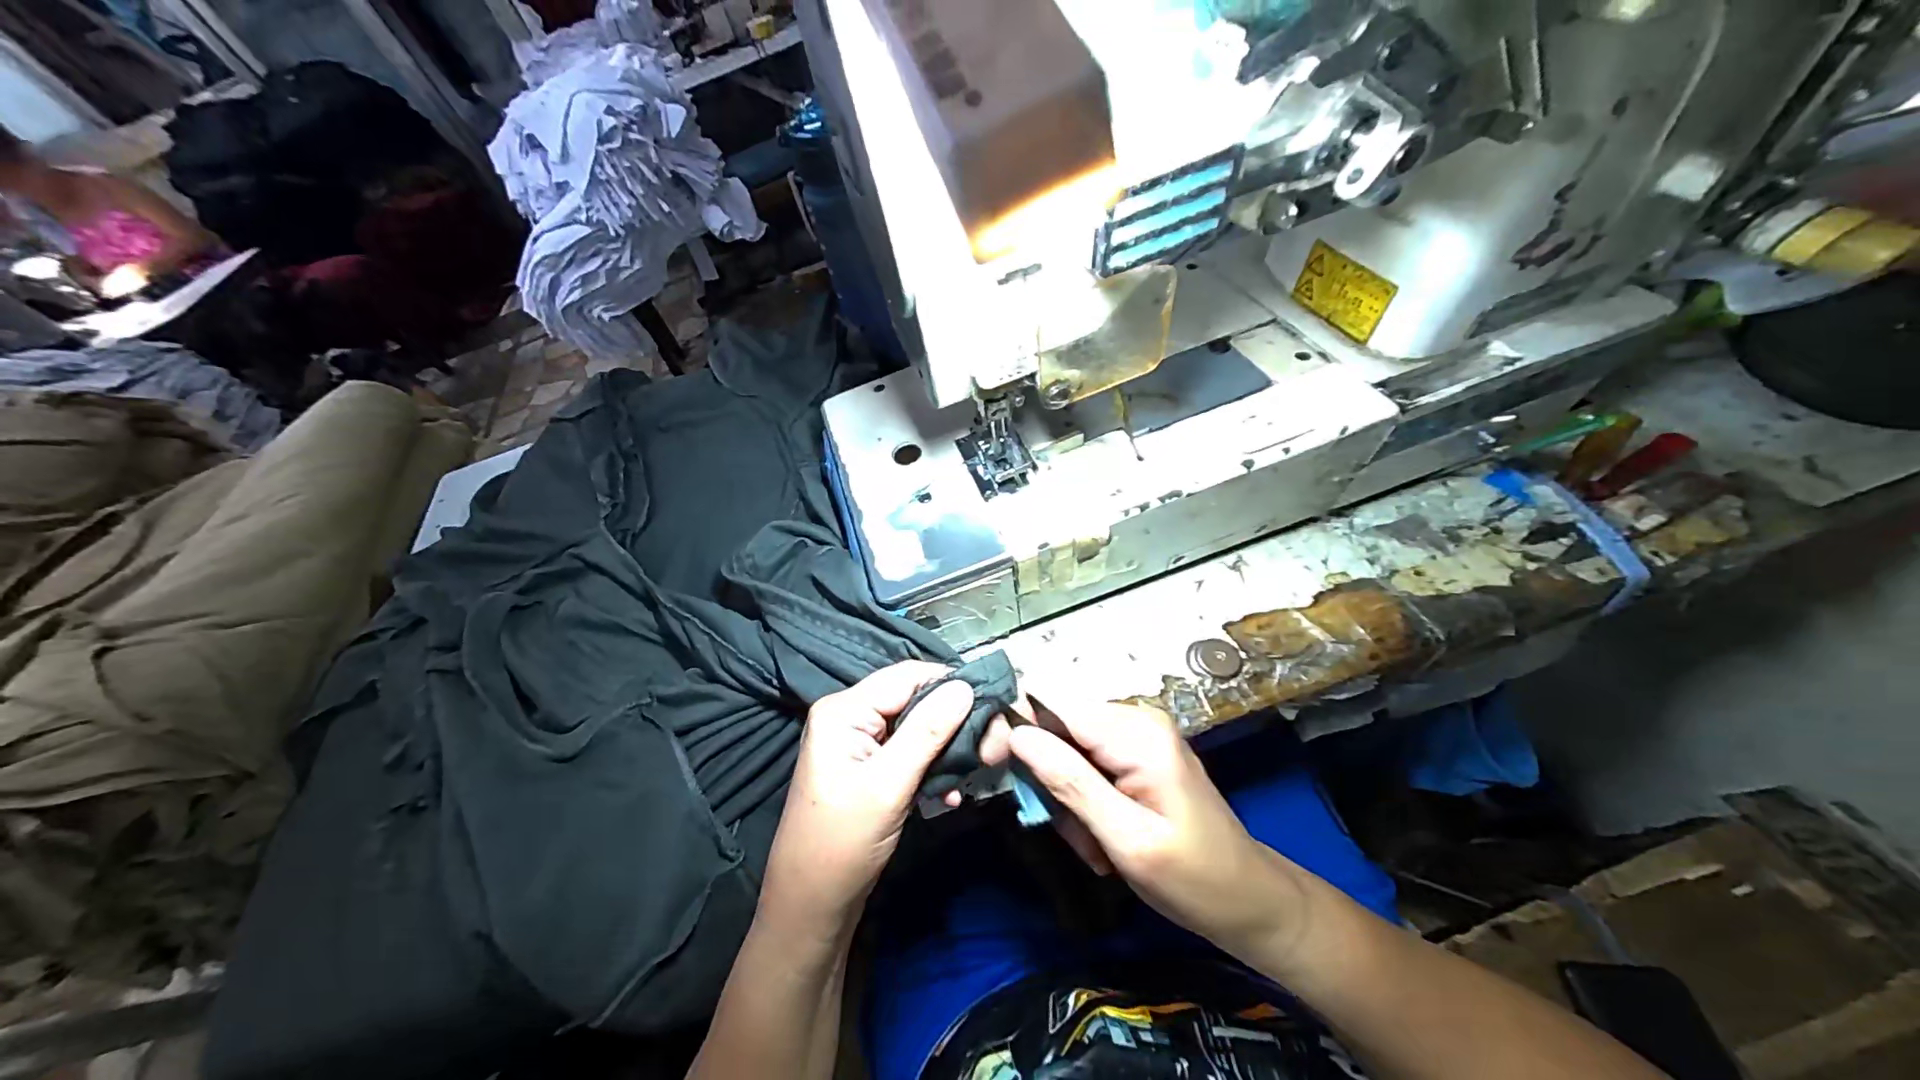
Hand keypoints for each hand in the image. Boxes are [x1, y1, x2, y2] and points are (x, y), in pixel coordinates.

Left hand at [761, 661, 977, 925]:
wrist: (812, 904)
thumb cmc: (843, 842)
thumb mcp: (889, 784)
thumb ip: (927, 732)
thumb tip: (965, 687)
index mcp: (844, 711)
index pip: (907, 676)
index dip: (951, 684)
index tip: (994, 704)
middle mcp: (850, 718)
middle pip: (915, 701)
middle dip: (955, 722)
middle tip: (993, 747)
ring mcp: (860, 744)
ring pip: (918, 729)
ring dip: (949, 750)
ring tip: (978, 771)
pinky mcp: (871, 769)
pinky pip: (911, 754)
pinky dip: (934, 769)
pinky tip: (951, 794)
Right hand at [1006, 702, 1310, 958]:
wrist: (1250, 903)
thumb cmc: (1194, 878)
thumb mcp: (1126, 838)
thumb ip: (1070, 782)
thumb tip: (1016, 734)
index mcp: (1136, 731)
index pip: (1052, 703)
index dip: (1015, 728)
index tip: (990, 764)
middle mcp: (1134, 721)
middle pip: (1056, 729)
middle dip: (1051, 783)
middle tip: (1074, 835)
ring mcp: (1136, 738)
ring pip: (1067, 754)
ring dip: (1068, 803)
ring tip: (1097, 847)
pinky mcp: (1135, 757)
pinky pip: (1087, 767)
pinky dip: (1085, 805)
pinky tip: (1104, 839)